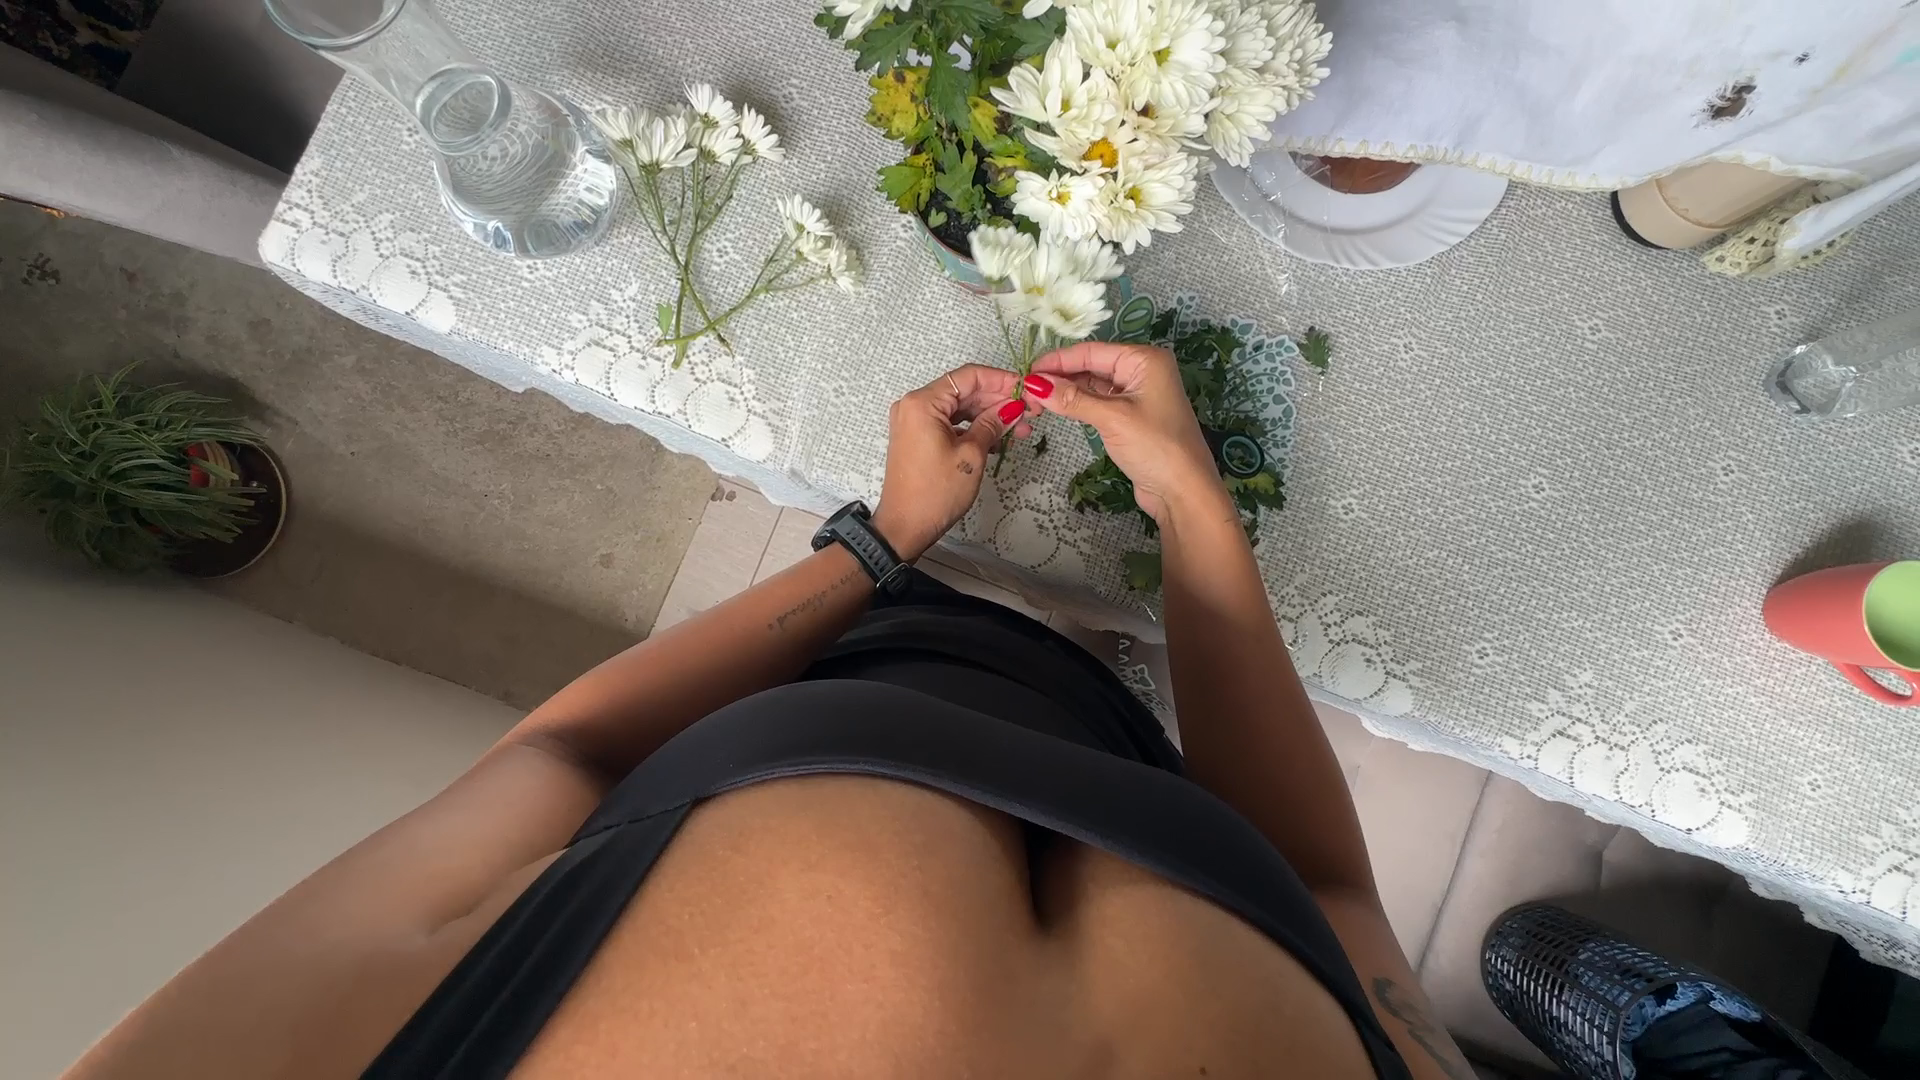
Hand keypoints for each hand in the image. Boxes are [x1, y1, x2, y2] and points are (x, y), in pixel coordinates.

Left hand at [872, 364, 1030, 560]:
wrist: (904, 527)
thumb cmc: (935, 493)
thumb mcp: (971, 456)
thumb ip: (992, 424)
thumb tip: (1012, 407)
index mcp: (923, 403)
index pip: (969, 376)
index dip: (1002, 380)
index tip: (1027, 389)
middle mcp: (914, 405)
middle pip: (964, 391)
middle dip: (998, 400)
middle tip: (1030, 411)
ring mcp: (914, 422)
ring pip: (959, 409)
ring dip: (989, 416)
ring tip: (1020, 429)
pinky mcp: (918, 438)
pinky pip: (950, 423)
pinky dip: (973, 428)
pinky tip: (998, 439)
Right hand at [1025, 342, 1228, 528]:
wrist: (1182, 490)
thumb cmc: (1154, 446)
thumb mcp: (1111, 418)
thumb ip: (1072, 399)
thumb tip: (1033, 385)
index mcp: (1144, 360)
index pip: (1092, 352)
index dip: (1058, 360)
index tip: (1027, 371)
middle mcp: (1142, 371)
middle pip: (1092, 365)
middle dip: (1060, 376)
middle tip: (1026, 388)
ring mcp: (1137, 395)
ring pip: (1094, 385)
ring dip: (1067, 391)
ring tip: (1035, 399)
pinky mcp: (1131, 417)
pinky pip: (1099, 402)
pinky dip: (1079, 404)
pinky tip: (1058, 407)